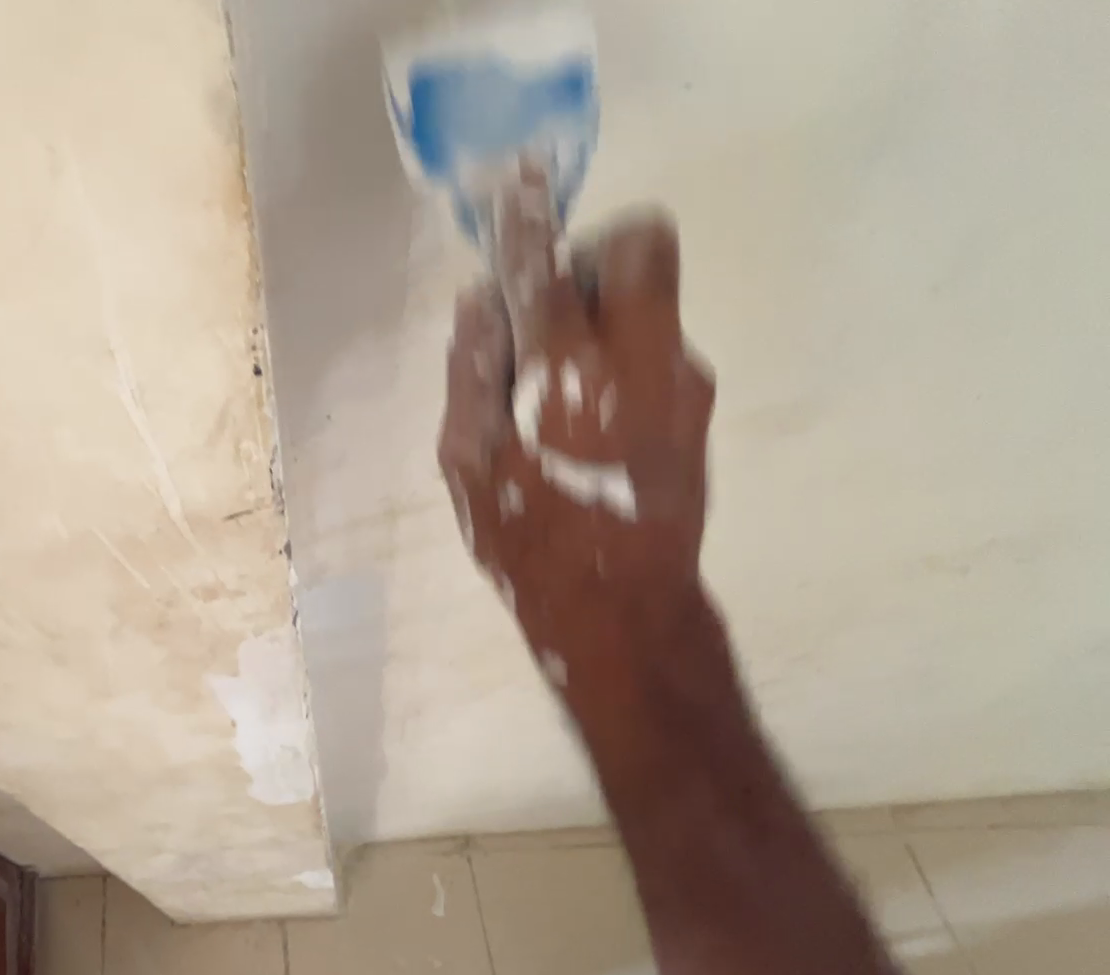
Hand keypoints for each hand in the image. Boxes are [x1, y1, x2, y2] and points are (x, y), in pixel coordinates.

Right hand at [437, 166, 714, 680]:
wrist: (618, 606)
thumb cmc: (523, 538)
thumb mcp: (464, 462)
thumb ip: (470, 374)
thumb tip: (479, 304)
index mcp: (562, 374)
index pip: (541, 266)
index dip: (523, 218)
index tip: (516, 181)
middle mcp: (636, 357)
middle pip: (641, 245)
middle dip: (591, 251)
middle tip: (546, 304)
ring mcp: (680, 378)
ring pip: (649, 297)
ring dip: (599, 311)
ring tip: (555, 384)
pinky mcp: (697, 402)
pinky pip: (655, 346)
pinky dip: (617, 354)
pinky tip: (586, 418)